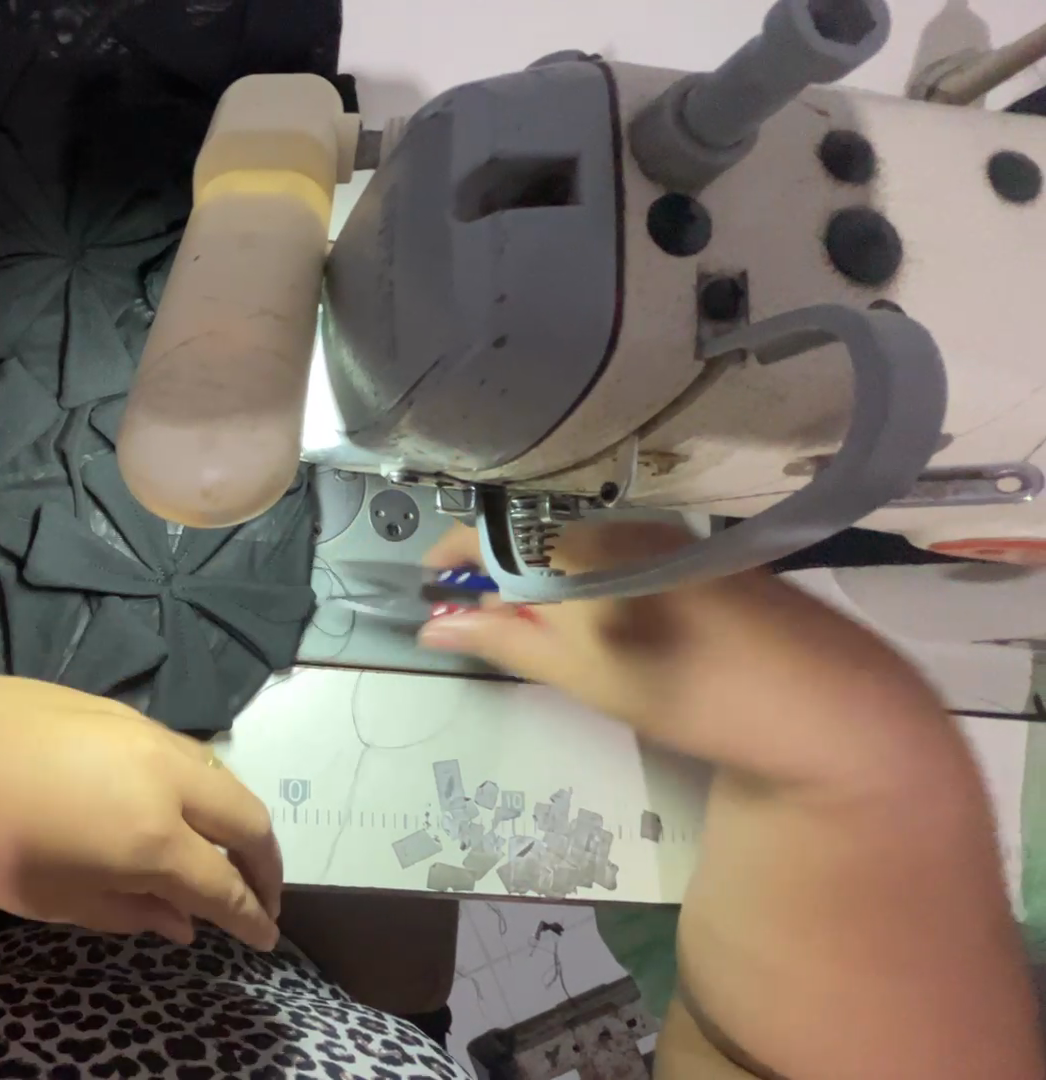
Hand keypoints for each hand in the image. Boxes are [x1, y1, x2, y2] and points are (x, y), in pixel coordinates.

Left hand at [0, 676, 282, 949]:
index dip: (251, 917)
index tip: (267, 938)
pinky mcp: (113, 705)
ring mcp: (139, 729)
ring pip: (216, 771)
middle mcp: (162, 772)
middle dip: (265, 863)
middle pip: (245, 815)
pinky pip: (176, 746)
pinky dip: (194, 782)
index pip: (224, 883)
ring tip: (224, 847)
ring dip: (233, 815)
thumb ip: (132, 911)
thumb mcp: (57, 898)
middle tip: (262, 895)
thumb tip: (184, 921)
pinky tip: (171, 799)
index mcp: (151, 832)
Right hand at [417, 523, 951, 787]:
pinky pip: (613, 555)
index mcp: (577, 549)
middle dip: (498, 579)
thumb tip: (430, 629)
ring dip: (543, 583)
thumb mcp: (576, 672)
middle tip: (493, 628)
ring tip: (552, 637)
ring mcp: (660, 537)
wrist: (832, 708)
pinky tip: (607, 626)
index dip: (451, 557)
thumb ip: (499, 641)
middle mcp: (616, 528)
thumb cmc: (683, 690)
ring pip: (571, 548)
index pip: (487, 534)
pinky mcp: (692, 554)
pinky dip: (586, 583)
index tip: (433, 587)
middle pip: (528, 540)